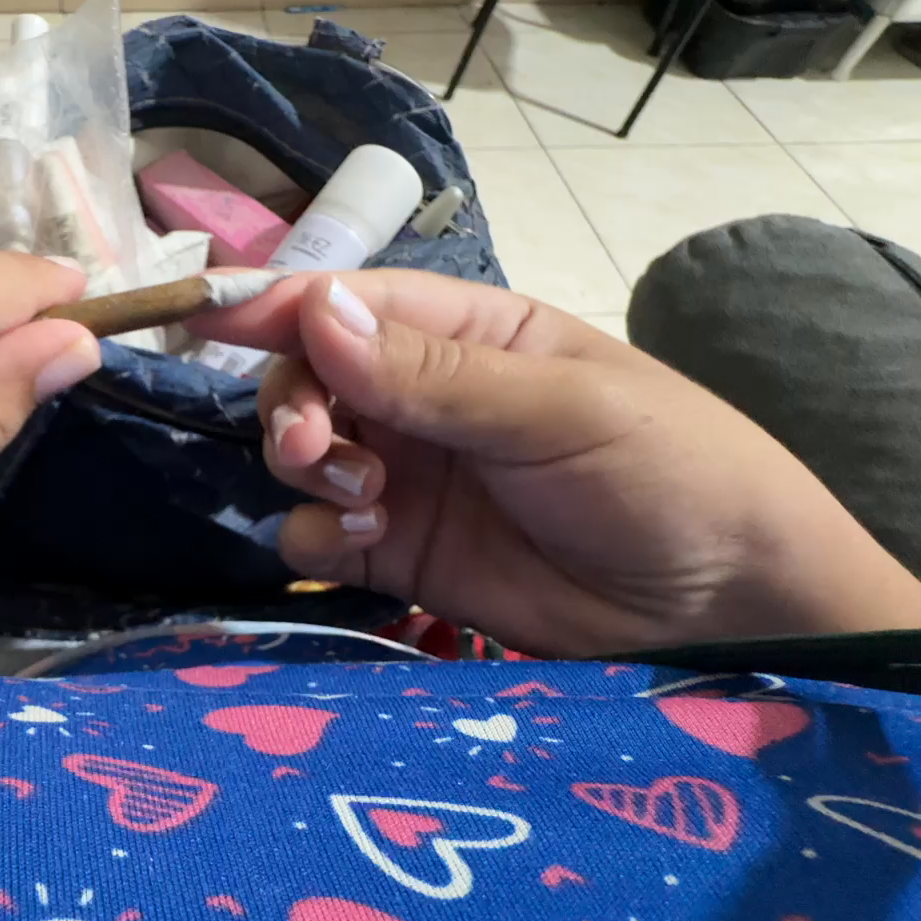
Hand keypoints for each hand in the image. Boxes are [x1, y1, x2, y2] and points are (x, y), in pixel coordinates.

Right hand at [191, 269, 920, 656]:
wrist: (711, 615)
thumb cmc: (663, 476)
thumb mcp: (558, 410)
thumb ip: (433, 372)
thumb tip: (316, 310)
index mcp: (462, 336)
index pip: (347, 304)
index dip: (276, 305)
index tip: (209, 318)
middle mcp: (414, 400)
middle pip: (303, 380)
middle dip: (291, 406)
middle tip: (313, 446)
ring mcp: (397, 476)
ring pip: (296, 454)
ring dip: (308, 468)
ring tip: (367, 496)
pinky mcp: (387, 550)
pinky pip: (311, 531)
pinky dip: (320, 534)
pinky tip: (371, 541)